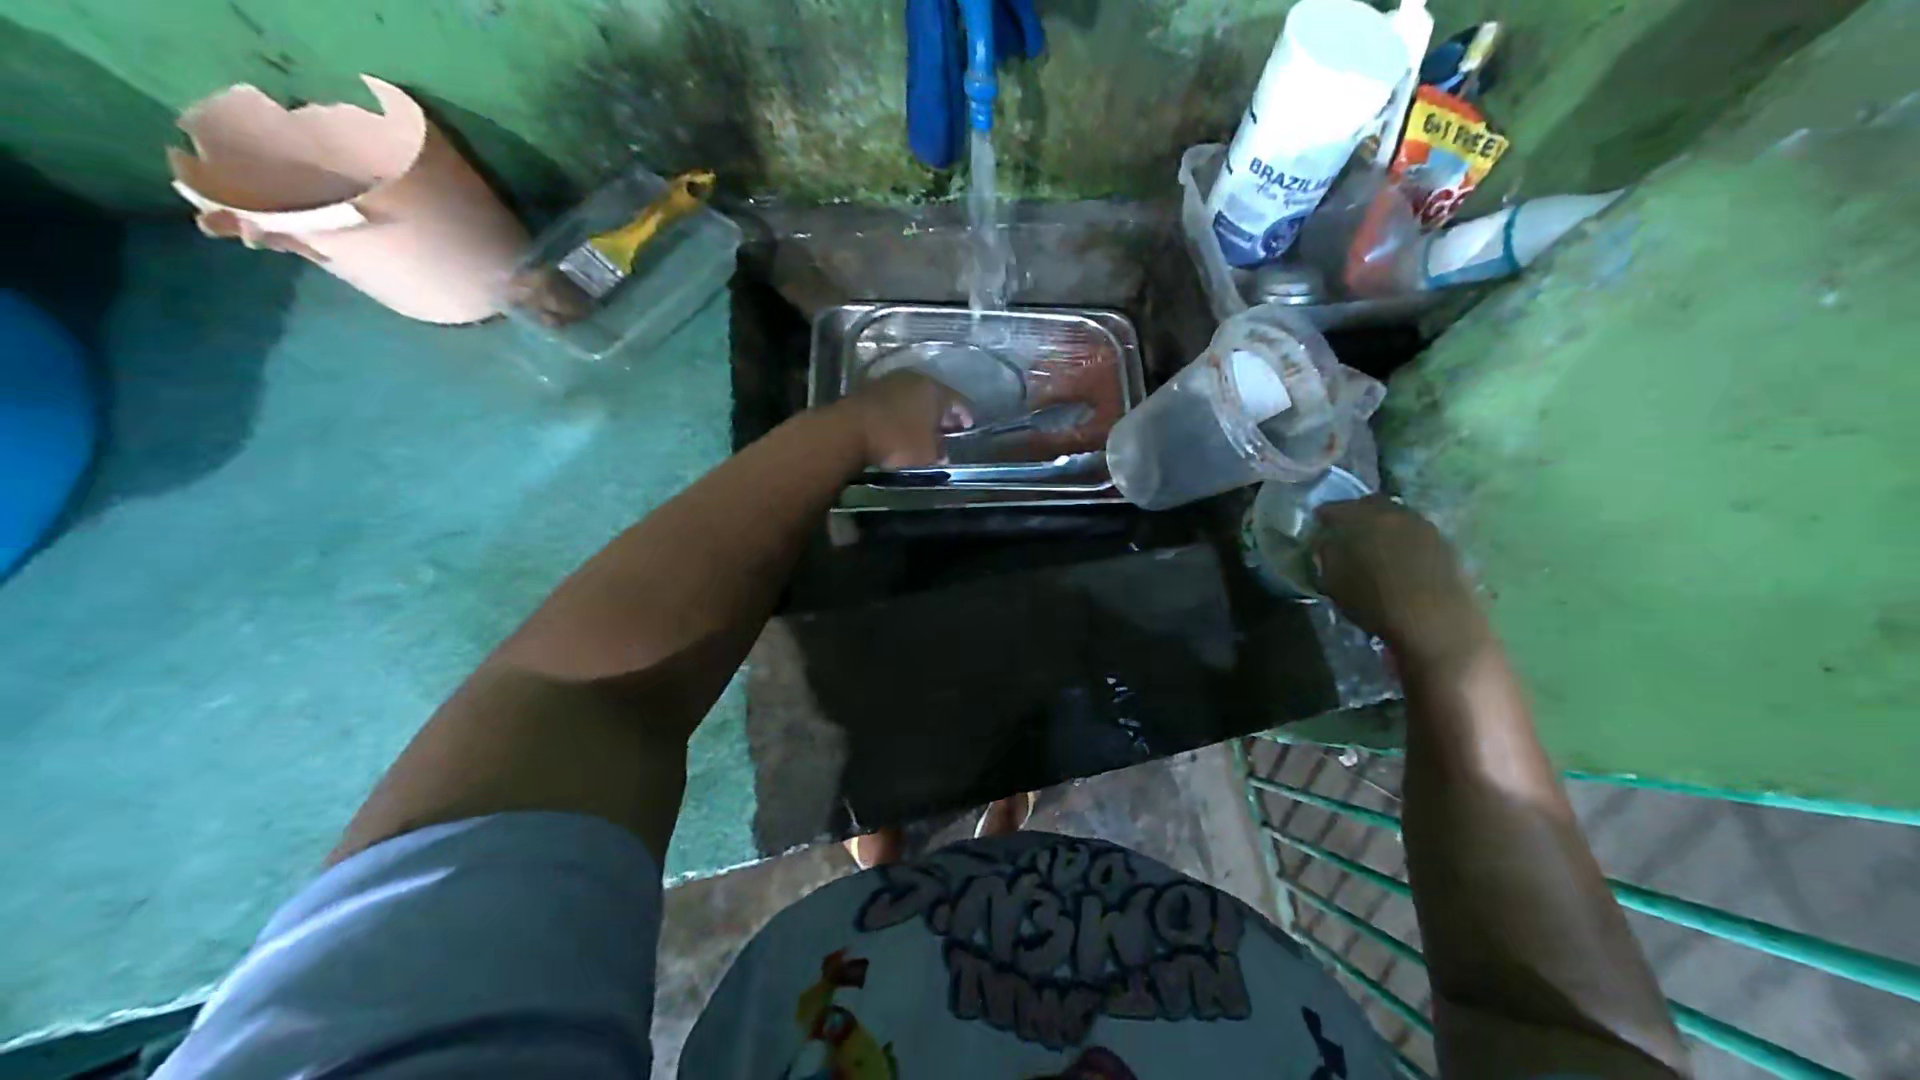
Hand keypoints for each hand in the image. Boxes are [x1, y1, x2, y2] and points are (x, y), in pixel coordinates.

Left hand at [835, 371, 961, 468]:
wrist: (849, 430)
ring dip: (920, 411)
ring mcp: (890, 381)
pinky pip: (895, 401)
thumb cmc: (897, 440)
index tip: (970, 426)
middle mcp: (915, 378)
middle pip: (935, 395)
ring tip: (924, 428)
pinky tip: (902, 424)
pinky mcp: (869, 389)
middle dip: (942, 412)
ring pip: (913, 396)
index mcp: (935, 389)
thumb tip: (943, 451)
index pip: (958, 401)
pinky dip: (902, 411)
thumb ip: (939, 450)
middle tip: (948, 427)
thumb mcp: (926, 453)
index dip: (966, 415)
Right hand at [1311, 496, 1488, 662]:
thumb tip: (1327, 542)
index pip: (1334, 508)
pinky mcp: (1446, 544)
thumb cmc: (1374, 602)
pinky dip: (1404, 541)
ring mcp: (1424, 526)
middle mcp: (1394, 513)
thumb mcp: (1333, 582)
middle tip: (1347, 531)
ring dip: (1384, 527)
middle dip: (1356, 514)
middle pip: (1370, 504)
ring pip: (1397, 517)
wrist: (1436, 623)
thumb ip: (1326, 555)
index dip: (1324, 516)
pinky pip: (1416, 533)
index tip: (1318, 525)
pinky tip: (1400, 559)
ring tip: (1376, 547)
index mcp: (1361, 518)